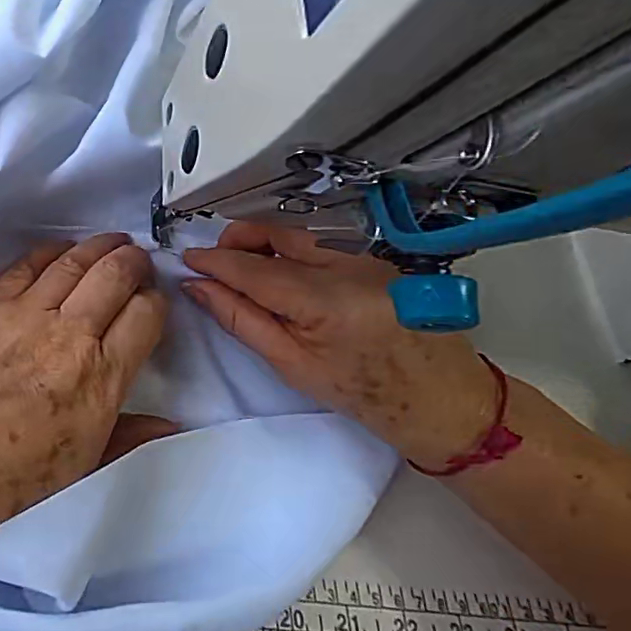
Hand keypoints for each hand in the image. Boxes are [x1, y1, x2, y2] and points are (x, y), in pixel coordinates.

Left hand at [0, 234, 178, 587]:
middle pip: (115, 276)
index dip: (155, 302)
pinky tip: (60, 251)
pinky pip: (26, 265)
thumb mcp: (82, 464)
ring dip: (98, 247)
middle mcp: (70, 336)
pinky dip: (49, 252)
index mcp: (101, 377)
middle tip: (137, 261)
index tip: (151, 303)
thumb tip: (168, 424)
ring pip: (74, 262)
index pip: (145, 316)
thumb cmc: (7, 472)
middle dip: (133, 262)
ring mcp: (26, 315)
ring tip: (110, 243)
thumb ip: (129, 434)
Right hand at [178, 221, 497, 467]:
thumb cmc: (366, 392)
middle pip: (275, 231)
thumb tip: (199, 287)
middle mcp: (352, 268)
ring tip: (247, 274)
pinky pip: (320, 242)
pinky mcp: (377, 258)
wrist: (441, 398)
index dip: (214, 261)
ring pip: (297, 232)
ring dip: (262, 244)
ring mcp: (370, 258)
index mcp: (326, 301)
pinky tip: (284, 278)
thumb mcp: (289, 362)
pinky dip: (291, 251)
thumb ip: (239, 318)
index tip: (188, 261)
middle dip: (236, 240)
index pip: (252, 267)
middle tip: (214, 264)